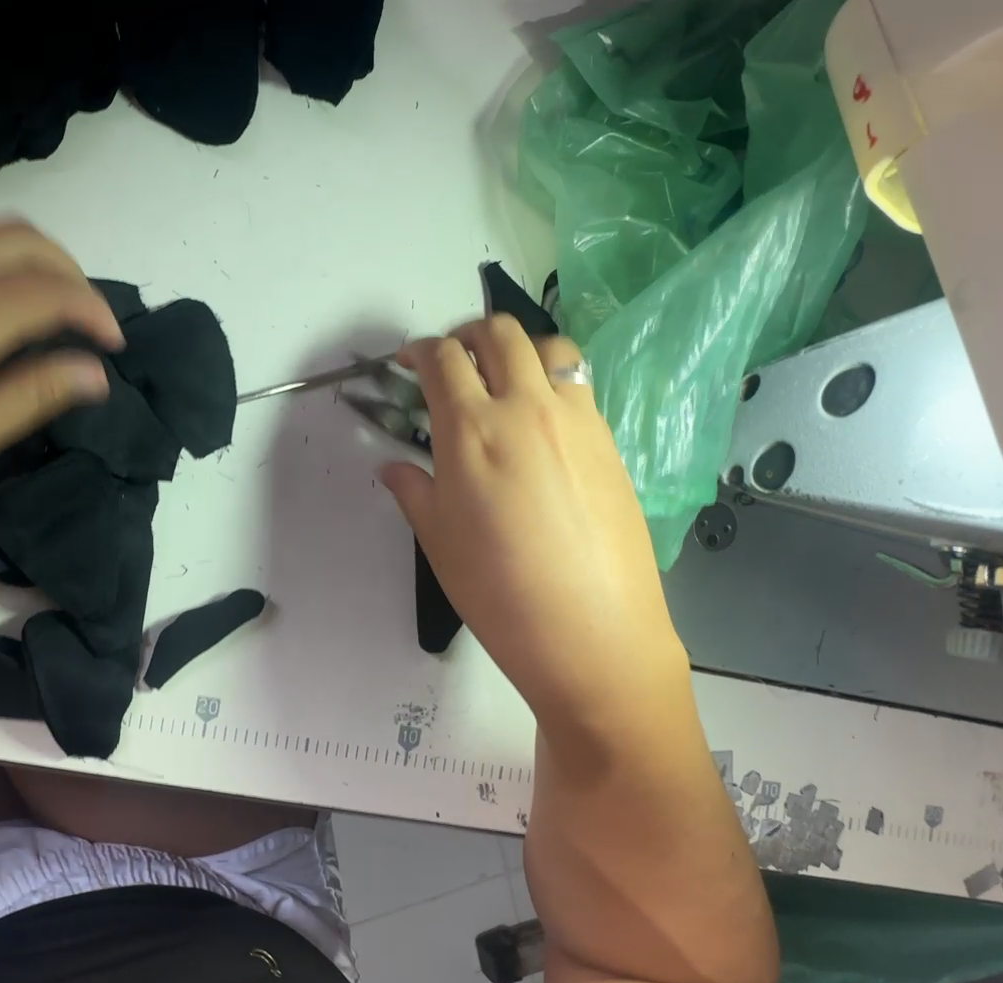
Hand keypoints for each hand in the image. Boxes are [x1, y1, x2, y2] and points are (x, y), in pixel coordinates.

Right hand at [378, 316, 686, 720]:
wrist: (591, 628)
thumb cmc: (496, 588)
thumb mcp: (438, 539)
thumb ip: (413, 490)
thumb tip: (394, 466)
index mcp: (471, 431)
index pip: (442, 361)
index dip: (418, 351)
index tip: (406, 361)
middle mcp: (526, 408)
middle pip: (500, 334)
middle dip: (467, 334)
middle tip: (449, 359)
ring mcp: (576, 420)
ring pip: (550, 347)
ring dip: (516, 348)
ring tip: (500, 377)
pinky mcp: (608, 440)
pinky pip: (578, 384)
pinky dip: (551, 379)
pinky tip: (537, 419)